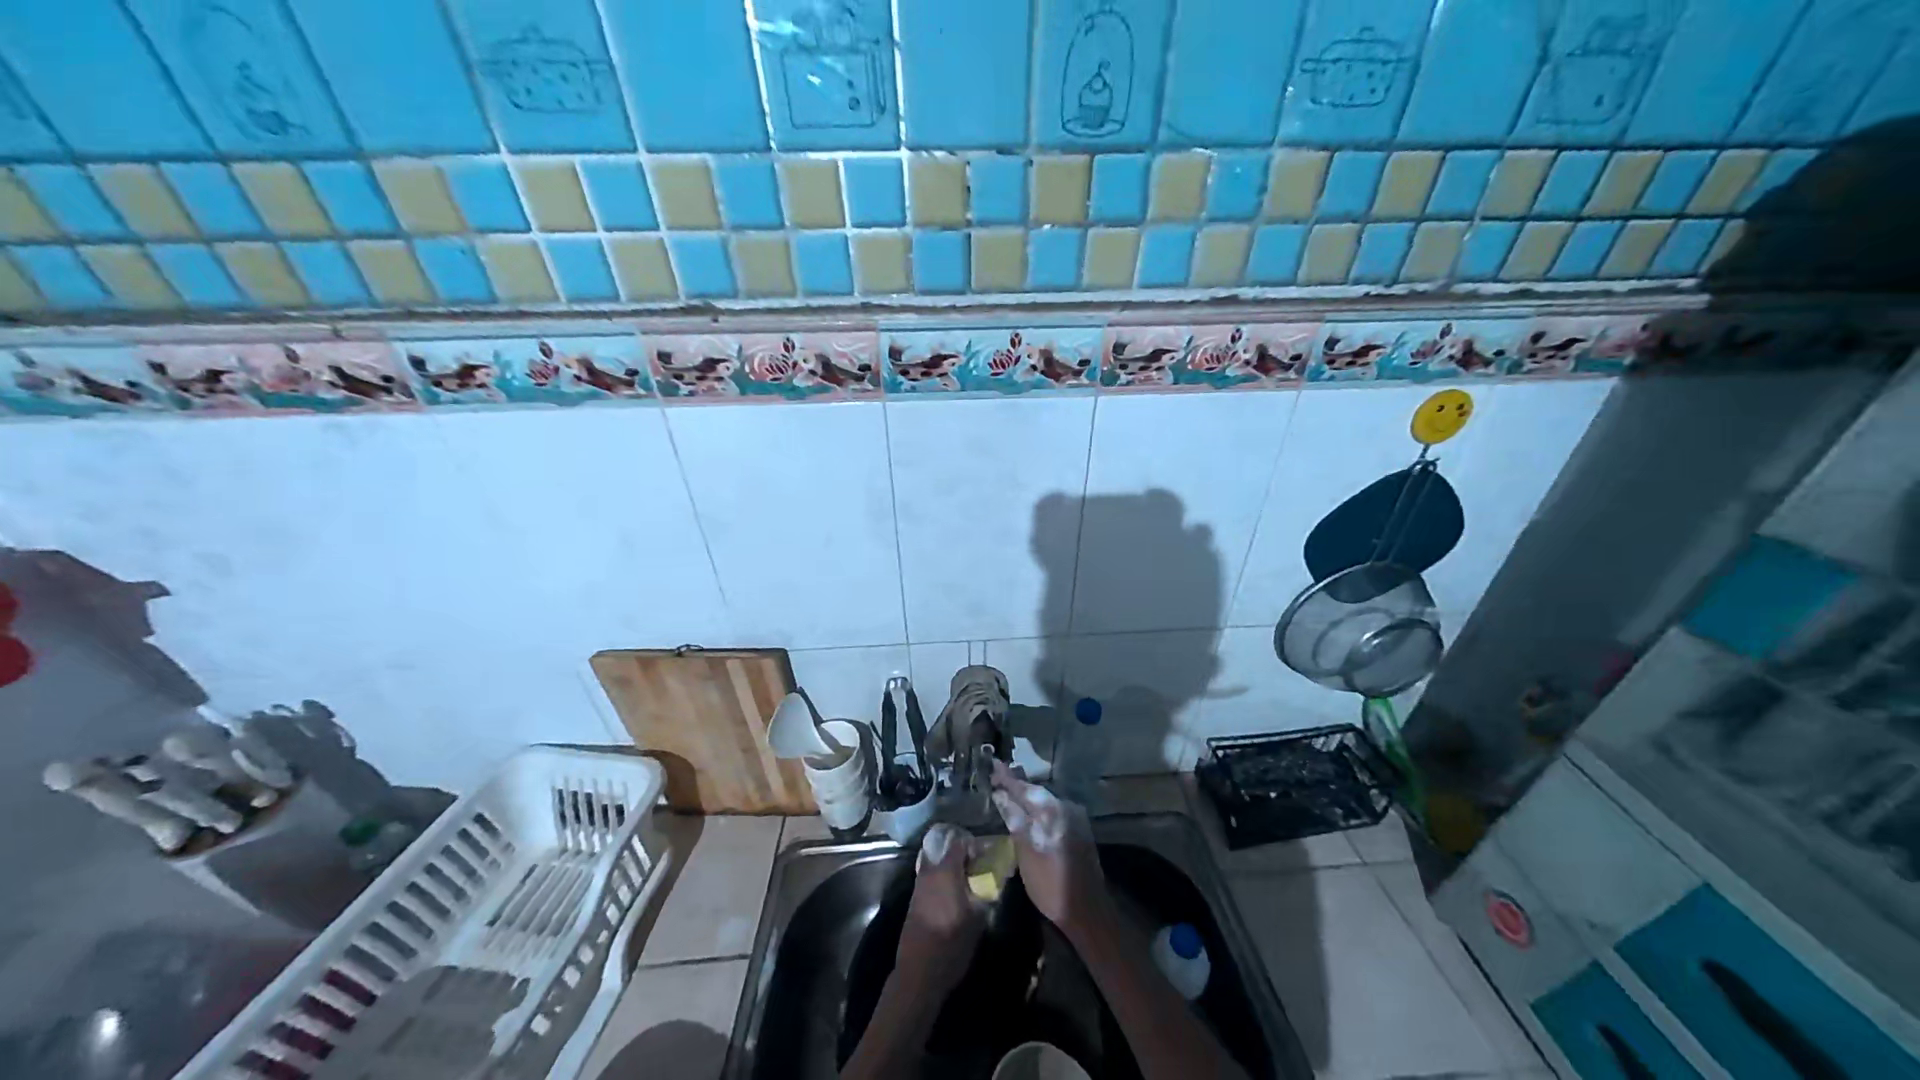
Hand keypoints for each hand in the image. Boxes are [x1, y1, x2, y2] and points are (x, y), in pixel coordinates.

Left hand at [895, 823, 984, 993]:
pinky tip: (956, 895)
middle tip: (980, 867)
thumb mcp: (977, 920)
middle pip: (946, 852)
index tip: (988, 855)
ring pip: (937, 866)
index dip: (974, 846)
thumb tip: (995, 881)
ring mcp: (919, 886)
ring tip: (970, 881)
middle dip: (963, 856)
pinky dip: (943, 880)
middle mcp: (929, 873)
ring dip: (952, 869)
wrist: (919, 972)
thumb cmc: (951, 944)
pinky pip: (931, 879)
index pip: (959, 843)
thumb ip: (985, 894)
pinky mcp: (914, 900)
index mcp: (945, 872)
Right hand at [990, 760, 1110, 941]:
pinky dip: (1038, 810)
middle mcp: (1066, 807)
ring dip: (1026, 798)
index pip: (1024, 787)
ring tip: (1007, 794)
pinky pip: (1053, 811)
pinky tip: (1027, 814)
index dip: (1006, 778)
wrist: (1086, 910)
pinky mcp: (1078, 830)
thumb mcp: (1025, 852)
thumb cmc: (1050, 884)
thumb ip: (1014, 819)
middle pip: (1035, 792)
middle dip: (1016, 786)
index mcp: (1052, 810)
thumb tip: (1000, 795)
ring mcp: (1075, 818)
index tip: (993, 764)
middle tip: (996, 779)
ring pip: (1044, 801)